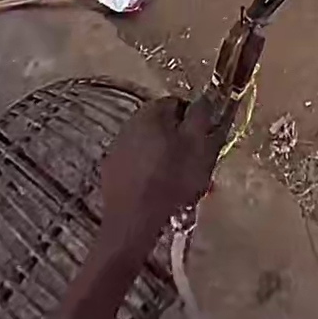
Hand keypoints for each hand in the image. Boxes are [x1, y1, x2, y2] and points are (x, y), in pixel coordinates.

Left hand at [98, 97, 224, 240]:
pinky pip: (137, 163)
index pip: (179, 104)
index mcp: (152, 111)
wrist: (134, 219)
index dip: (195, 122)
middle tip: (194, 165)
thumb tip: (205, 98)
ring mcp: (119, 145)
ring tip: (178, 182)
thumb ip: (202, 117)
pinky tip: (157, 189)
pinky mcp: (112, 168)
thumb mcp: (198, 145)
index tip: (203, 142)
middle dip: (180, 141)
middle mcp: (132, 121)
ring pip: (150, 145)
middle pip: (163, 125)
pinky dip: (148, 172)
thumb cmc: (171, 178)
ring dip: (165, 157)